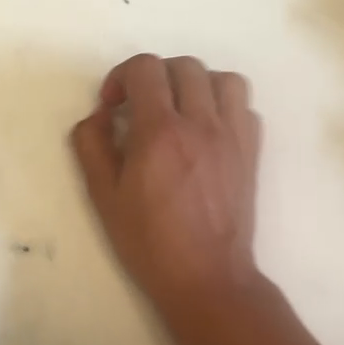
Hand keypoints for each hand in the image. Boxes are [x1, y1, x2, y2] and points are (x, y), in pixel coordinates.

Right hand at [71, 54, 262, 310]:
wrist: (208, 278)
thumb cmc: (149, 240)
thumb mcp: (102, 194)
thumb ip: (91, 143)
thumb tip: (100, 114)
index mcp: (160, 132)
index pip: (145, 68)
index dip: (122, 76)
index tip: (112, 105)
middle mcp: (200, 124)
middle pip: (183, 65)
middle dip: (155, 76)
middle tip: (140, 106)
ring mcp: (232, 136)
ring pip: (222, 78)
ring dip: (195, 84)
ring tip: (178, 109)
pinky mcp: (252, 152)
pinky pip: (244, 106)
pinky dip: (223, 106)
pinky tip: (205, 130)